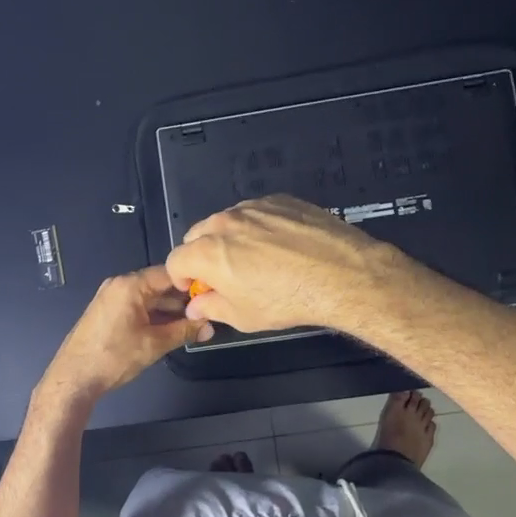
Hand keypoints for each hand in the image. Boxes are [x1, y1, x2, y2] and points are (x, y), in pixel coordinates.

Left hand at [41, 266, 208, 399]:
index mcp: (130, 285)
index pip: (169, 273)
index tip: (214, 293)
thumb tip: (210, 327)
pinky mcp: (107, 313)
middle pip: (159, 286)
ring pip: (149, 299)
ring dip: (169, 311)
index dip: (192, 282)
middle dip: (182, 301)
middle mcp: (119, 285)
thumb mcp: (154, 344)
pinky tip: (171, 330)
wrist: (74, 378)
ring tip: (194, 325)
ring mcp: (111, 299)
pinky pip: (137, 308)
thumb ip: (184, 332)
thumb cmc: (114, 357)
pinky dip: (154, 317)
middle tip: (208, 313)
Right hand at [165, 195, 406, 332]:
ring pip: (226, 221)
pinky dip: (257, 227)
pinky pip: (256, 212)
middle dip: (201, 255)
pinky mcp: (279, 199)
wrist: (340, 273)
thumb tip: (197, 305)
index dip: (181, 278)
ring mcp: (253, 207)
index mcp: (207, 252)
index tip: (195, 289)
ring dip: (229, 239)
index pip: (175, 261)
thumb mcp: (242, 316)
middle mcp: (224, 222)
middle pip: (196, 235)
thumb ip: (211, 308)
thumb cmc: (285, 300)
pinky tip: (279, 246)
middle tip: (223, 276)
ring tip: (254, 259)